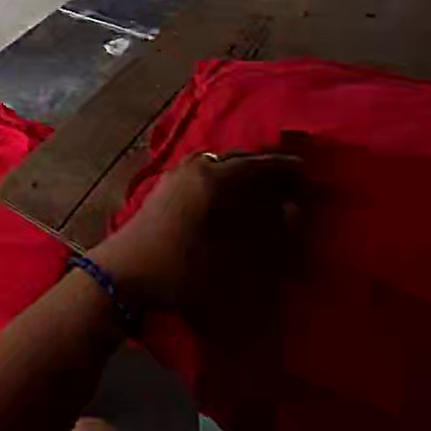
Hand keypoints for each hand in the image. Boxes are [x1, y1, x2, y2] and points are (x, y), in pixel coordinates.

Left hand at [87, 149, 306, 326]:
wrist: (124, 272)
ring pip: (213, 162)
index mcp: (210, 179)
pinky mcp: (163, 189)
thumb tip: (293, 210)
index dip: (281, 166)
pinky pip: (198, 171)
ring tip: (263, 186)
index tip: (306, 169)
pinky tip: (228, 194)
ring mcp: (173, 177)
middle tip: (290, 180)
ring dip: (238, 169)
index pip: (253, 164)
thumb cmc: (181, 267)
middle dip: (262, 166)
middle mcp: (191, 169)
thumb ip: (269, 233)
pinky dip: (219, 175)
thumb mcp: (235, 258)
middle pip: (233, 159)